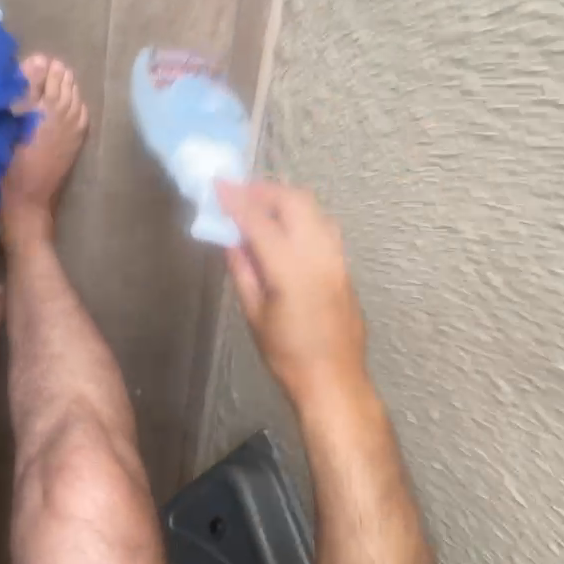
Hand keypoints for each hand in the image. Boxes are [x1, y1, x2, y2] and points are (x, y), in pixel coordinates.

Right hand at [218, 180, 367, 402]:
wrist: (333, 379)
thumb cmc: (286, 354)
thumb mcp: (254, 313)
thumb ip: (243, 270)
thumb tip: (231, 240)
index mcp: (289, 269)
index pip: (258, 221)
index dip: (236, 199)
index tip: (218, 184)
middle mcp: (318, 255)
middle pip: (294, 201)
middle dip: (264, 191)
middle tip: (239, 193)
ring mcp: (337, 258)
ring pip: (314, 209)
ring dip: (286, 200)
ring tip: (260, 208)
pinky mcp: (345, 266)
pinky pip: (323, 226)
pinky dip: (301, 217)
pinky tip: (284, 229)